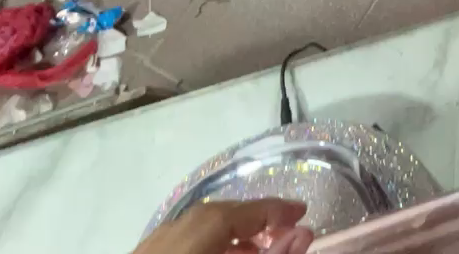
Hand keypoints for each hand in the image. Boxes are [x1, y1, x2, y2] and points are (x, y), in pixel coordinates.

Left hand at [131, 199, 313, 253]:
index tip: (303, 214)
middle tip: (283, 236)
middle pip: (225, 215)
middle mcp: (178, 226)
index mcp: (204, 225)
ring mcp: (154, 243)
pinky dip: (208, 248)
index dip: (278, 210)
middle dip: (255, 224)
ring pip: (203, 230)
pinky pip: (183, 243)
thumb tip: (304, 234)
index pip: (249, 210)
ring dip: (232, 240)